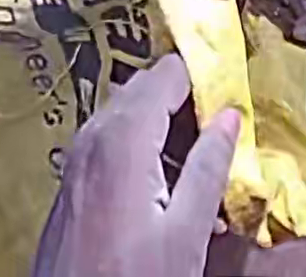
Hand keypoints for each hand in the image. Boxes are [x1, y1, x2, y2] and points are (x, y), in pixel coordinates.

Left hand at [30, 54, 241, 276]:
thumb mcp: (185, 234)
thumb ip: (210, 165)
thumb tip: (232, 114)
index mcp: (125, 133)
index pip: (170, 71)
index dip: (203, 78)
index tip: (232, 97)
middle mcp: (96, 130)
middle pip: (148, 86)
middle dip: (186, 100)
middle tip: (219, 132)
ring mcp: (79, 152)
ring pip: (131, 110)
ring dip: (166, 123)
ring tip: (198, 166)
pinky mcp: (73, 175)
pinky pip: (113, 136)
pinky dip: (142, 143)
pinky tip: (165, 187)